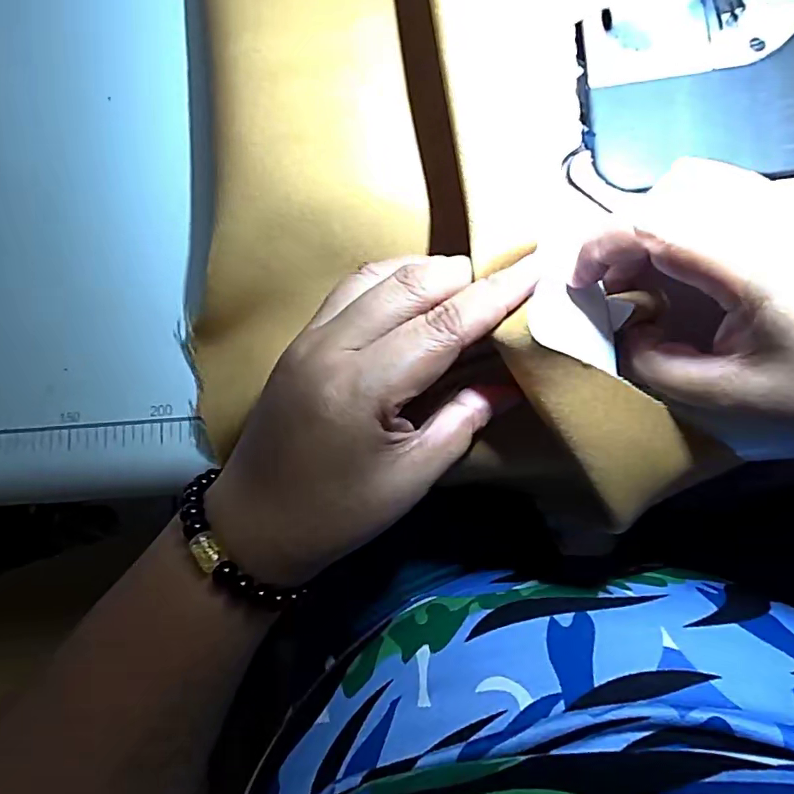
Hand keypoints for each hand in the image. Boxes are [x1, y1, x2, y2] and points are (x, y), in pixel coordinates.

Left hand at [205, 254, 537, 586]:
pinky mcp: (301, 339)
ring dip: (430, 271)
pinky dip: (394, 278)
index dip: (496, 295)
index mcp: (362, 386)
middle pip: (411, 283)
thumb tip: (508, 384)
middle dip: (467, 275)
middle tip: (510, 282)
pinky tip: (417, 293)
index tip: (537, 270)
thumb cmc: (339, 512)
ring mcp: (310, 336)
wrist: (256, 523)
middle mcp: (332, 346)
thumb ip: (463, 421)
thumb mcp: (412, 477)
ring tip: (469, 285)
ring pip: (378, 274)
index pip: (443, 323)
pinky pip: (353, 287)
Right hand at [572, 228, 793, 457]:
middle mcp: (764, 222)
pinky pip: (726, 214)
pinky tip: (697, 287)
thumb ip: (661, 367)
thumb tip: (627, 339)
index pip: (649, 224)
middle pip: (665, 206)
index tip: (574, 282)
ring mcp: (789, 217)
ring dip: (654, 242)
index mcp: (745, 263)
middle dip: (619, 247)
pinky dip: (689, 242)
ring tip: (647, 293)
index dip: (597, 247)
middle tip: (608, 295)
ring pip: (694, 204)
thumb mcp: (732, 396)